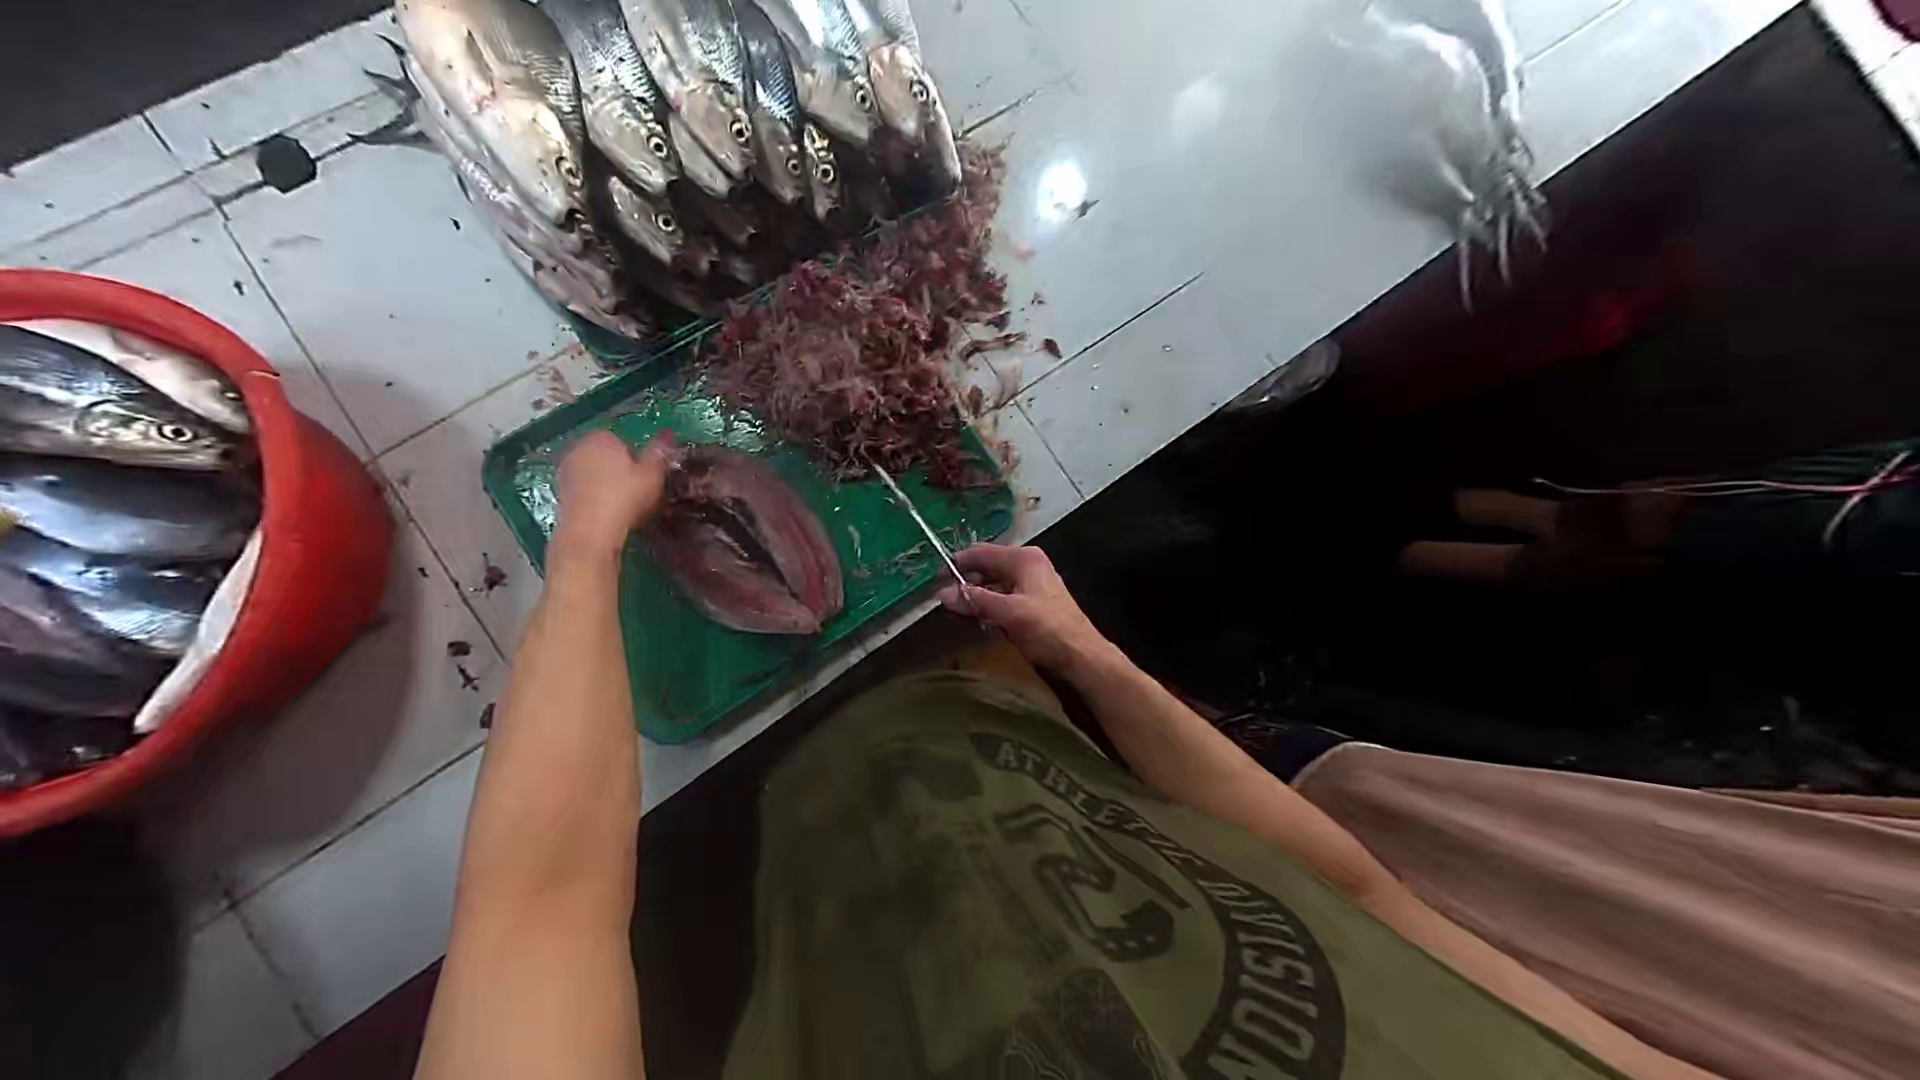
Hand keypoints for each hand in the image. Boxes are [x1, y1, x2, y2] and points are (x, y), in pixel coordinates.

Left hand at [551, 430, 675, 563]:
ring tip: (623, 503)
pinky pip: (584, 489)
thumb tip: (667, 434)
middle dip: (618, 468)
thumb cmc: (625, 497)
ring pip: (593, 472)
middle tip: (637, 489)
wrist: (590, 531)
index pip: (621, 439)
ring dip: (605, 483)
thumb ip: (659, 452)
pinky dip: (594, 496)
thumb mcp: (653, 474)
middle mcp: (578, 448)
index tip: (646, 475)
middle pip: (604, 455)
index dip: (635, 457)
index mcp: (601, 438)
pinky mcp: (560, 491)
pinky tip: (607, 512)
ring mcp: (566, 470)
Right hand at [938, 544, 1118, 674]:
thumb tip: (943, 594)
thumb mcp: (1007, 613)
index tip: (935, 577)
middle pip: (987, 567)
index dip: (957, 563)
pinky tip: (979, 619)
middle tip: (944, 598)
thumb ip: (975, 601)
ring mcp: (1031, 583)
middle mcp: (1028, 565)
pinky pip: (1003, 597)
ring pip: (994, 583)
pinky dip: (989, 605)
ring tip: (958, 611)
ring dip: (976, 596)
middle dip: (965, 581)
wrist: (1081, 656)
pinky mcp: (1033, 602)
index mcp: (1024, 558)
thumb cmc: (1048, 629)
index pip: (981, 552)